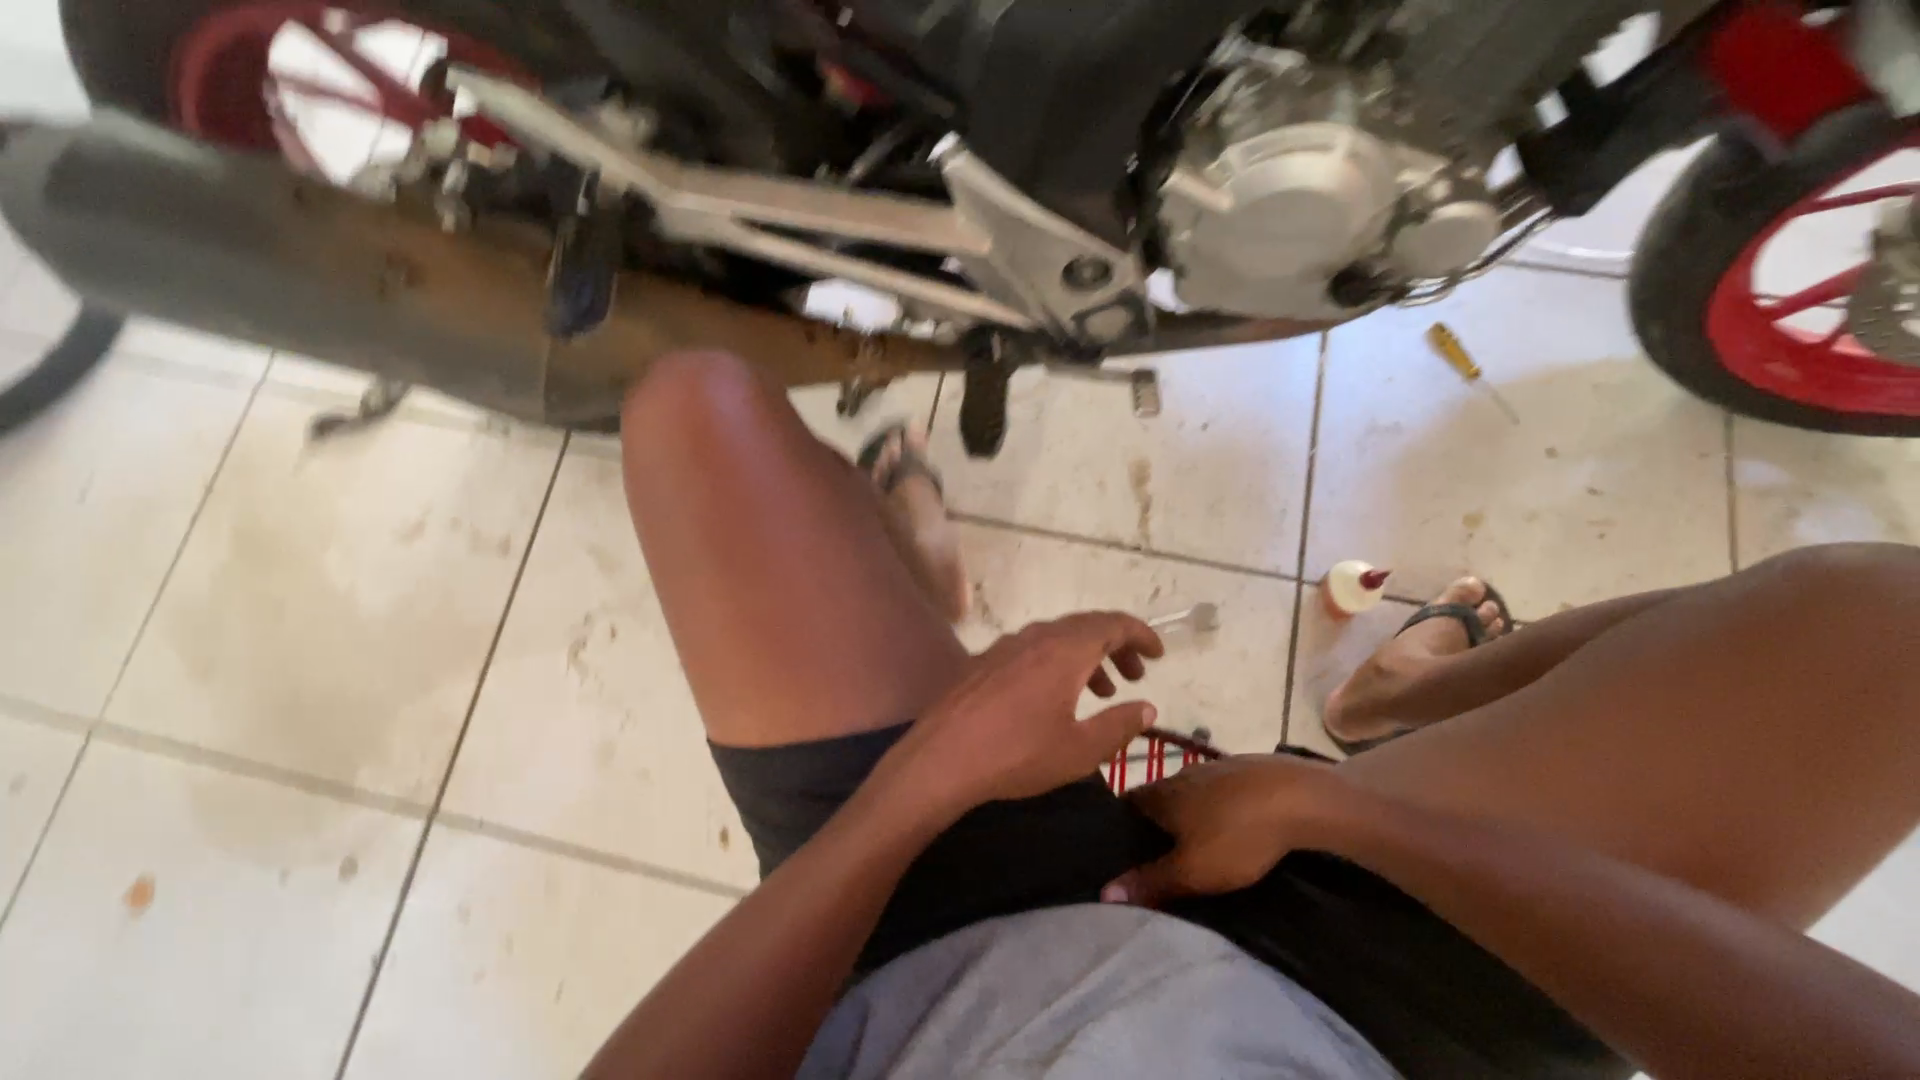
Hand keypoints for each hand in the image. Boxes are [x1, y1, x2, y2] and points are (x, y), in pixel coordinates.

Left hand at [872, 612, 1165, 820]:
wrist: (942, 758)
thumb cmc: (1017, 754)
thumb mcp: (1080, 749)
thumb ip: (1119, 725)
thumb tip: (1146, 707)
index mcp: (1065, 650)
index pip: (1112, 624)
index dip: (1140, 635)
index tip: (1158, 654)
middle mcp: (1035, 638)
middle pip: (1085, 627)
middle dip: (1116, 647)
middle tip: (1135, 675)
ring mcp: (1004, 647)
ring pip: (1056, 639)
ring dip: (1086, 657)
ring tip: (1102, 691)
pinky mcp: (983, 663)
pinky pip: (1031, 651)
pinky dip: (1056, 664)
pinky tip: (1054, 697)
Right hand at [1102, 754, 1358, 907]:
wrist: (1301, 797)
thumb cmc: (1238, 835)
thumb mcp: (1192, 871)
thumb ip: (1150, 882)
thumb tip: (1104, 891)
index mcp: (1160, 794)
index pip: (1125, 805)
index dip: (1119, 826)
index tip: (1120, 850)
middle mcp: (1181, 775)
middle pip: (1156, 798)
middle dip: (1155, 823)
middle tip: (1159, 854)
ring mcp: (1215, 767)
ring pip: (1190, 793)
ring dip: (1188, 814)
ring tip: (1198, 842)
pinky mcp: (1247, 768)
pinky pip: (1221, 790)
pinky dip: (1219, 807)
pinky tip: (1234, 824)